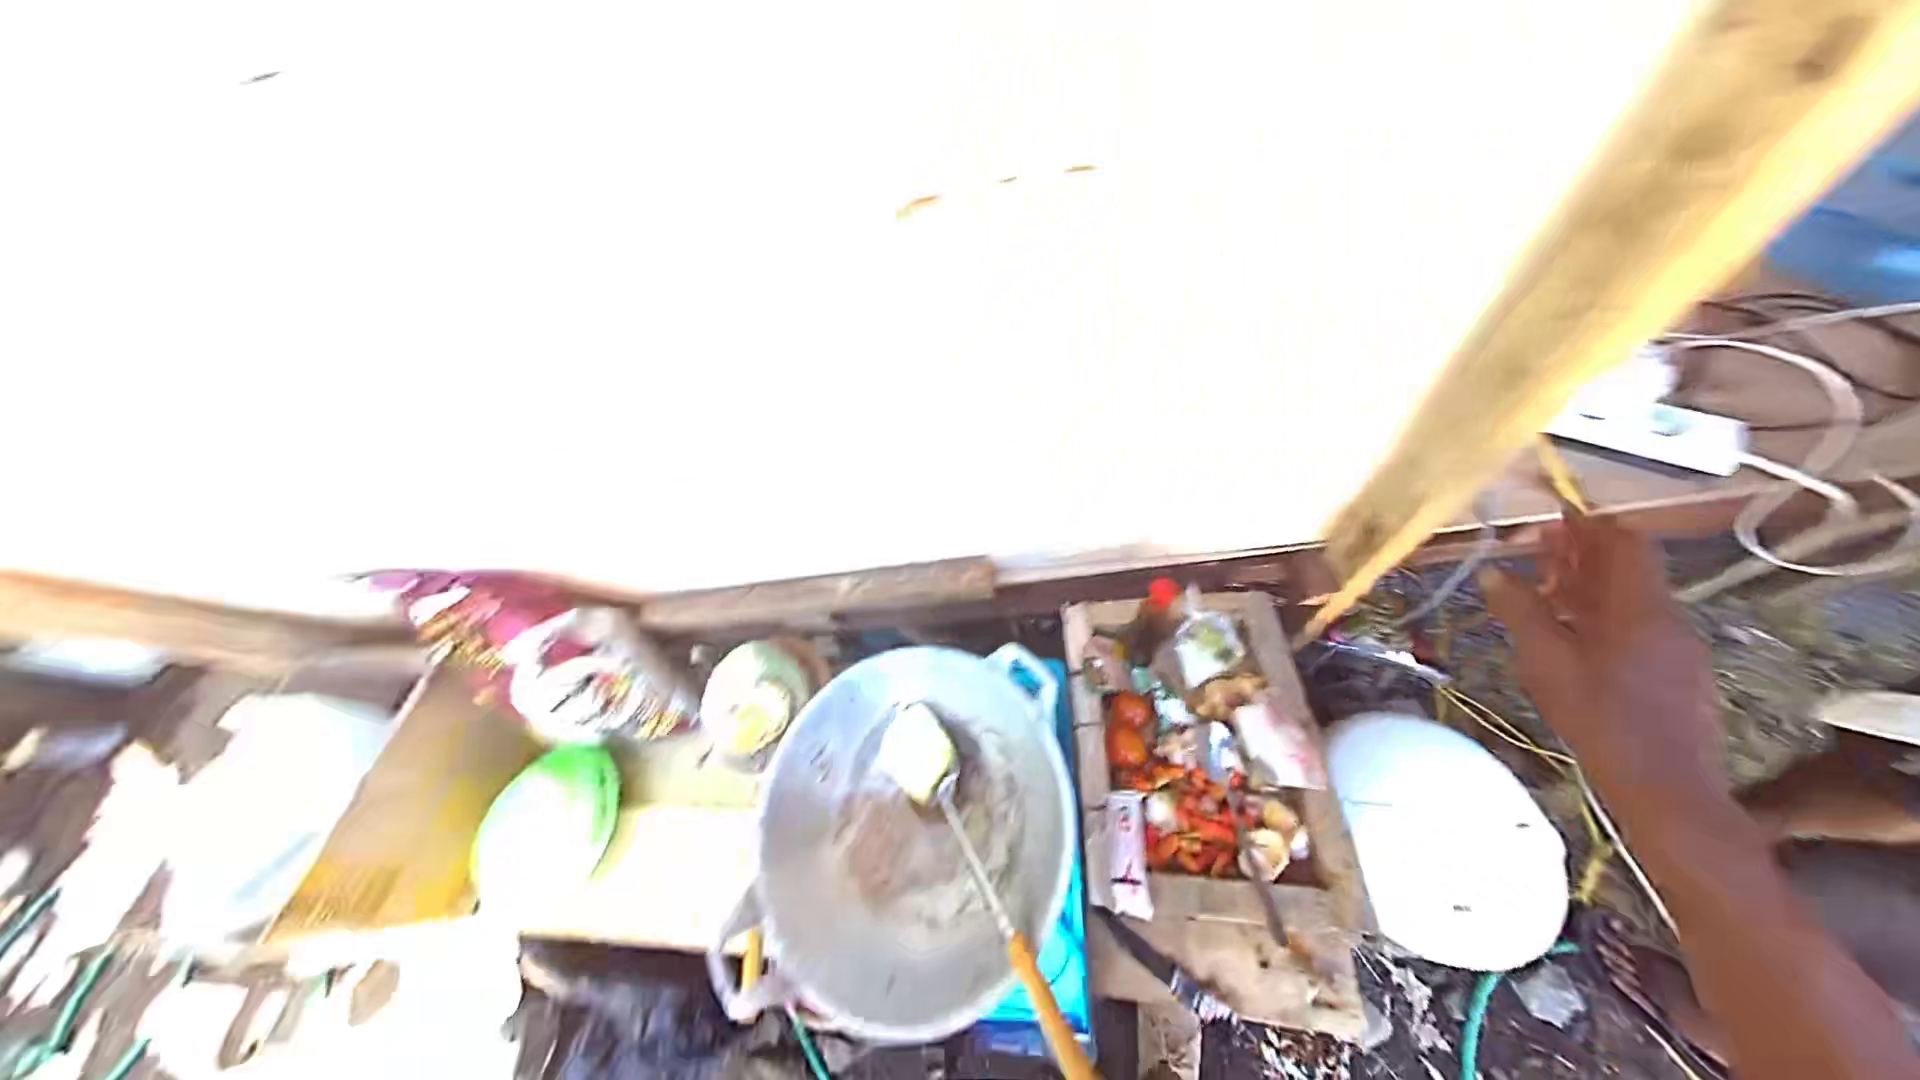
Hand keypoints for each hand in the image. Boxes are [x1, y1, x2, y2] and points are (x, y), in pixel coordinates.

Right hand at [1479, 514, 1725, 803]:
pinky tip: (1566, 623)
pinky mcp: (1670, 669)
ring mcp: (1672, 645)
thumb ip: (1519, 610)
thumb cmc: (1596, 712)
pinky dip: (1597, 609)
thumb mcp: (1545, 658)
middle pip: (1626, 569)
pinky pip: (1632, 622)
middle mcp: (1664, 618)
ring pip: (1626, 597)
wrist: (1660, 779)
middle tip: (1537, 542)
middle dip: (1582, 552)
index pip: (1625, 545)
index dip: (1590, 525)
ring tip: (1542, 577)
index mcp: (1639, 608)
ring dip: (1586, 581)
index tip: (1554, 513)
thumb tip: (1491, 572)